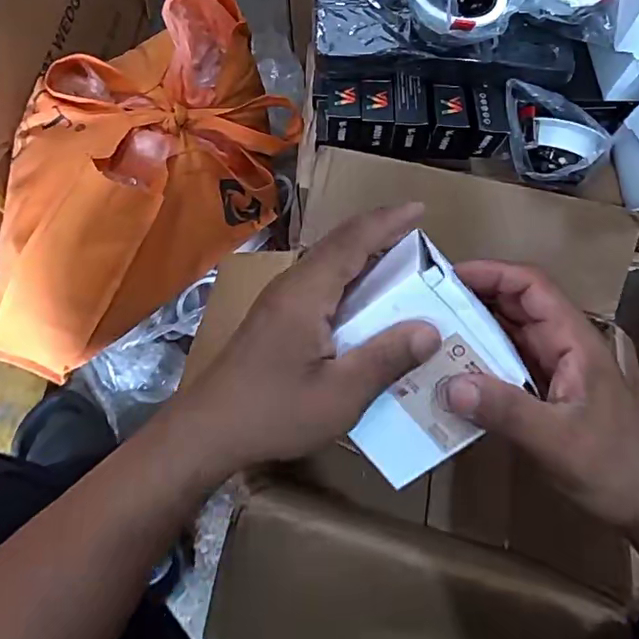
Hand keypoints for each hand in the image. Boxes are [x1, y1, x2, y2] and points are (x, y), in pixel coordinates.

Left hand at [170, 203, 440, 476]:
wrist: (207, 430)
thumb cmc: (273, 413)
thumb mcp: (339, 395)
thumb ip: (385, 358)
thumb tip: (431, 329)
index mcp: (306, 293)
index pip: (353, 240)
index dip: (388, 222)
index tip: (420, 207)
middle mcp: (291, 285)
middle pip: (339, 243)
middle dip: (379, 230)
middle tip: (417, 230)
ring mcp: (279, 299)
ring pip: (327, 259)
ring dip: (362, 251)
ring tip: (399, 255)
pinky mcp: (275, 315)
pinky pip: (320, 279)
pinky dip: (349, 274)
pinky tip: (363, 295)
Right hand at [441, 260, 638, 534]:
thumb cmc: (617, 468)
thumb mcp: (558, 440)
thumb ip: (506, 411)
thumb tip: (450, 384)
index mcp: (574, 340)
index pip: (531, 286)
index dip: (492, 273)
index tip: (448, 276)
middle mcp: (563, 346)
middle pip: (516, 305)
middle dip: (474, 298)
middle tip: (427, 304)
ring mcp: (556, 370)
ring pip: (509, 335)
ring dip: (474, 331)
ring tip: (431, 335)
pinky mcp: (548, 395)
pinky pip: (508, 366)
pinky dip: (481, 364)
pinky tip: (453, 375)